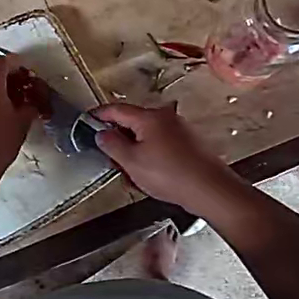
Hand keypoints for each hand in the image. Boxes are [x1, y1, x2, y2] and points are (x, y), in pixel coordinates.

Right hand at [92, 103, 248, 216]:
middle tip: (112, 161)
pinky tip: (151, 178)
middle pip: (132, 124)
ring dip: (135, 153)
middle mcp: (165, 118)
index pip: (116, 109)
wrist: (210, 190)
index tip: (88, 120)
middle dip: (119, 142)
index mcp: (149, 117)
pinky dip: (150, 158)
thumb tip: (101, 134)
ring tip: (134, 176)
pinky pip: (160, 146)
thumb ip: (111, 145)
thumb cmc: (172, 175)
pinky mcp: (188, 144)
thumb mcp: (131, 161)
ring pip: (146, 138)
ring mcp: (179, 130)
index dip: (99, 115)